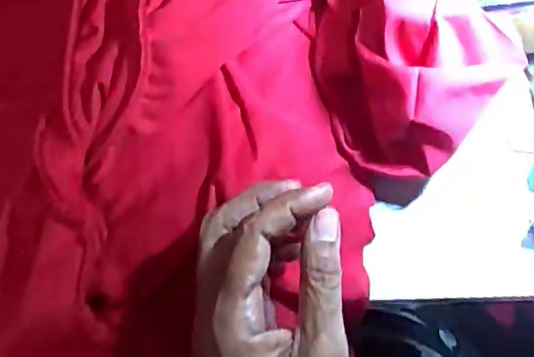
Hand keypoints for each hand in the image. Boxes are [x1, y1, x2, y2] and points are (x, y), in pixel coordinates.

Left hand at [194, 180, 347, 356]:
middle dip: (264, 200)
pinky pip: (231, 260)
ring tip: (303, 213)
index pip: (250, 234)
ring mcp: (210, 310)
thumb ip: (321, 282)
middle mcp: (207, 304)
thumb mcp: (320, 350)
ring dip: (260, 217)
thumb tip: (326, 216)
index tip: (326, 193)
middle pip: (223, 227)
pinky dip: (259, 240)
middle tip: (304, 192)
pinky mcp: (222, 317)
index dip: (289, 206)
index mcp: (227, 312)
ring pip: (223, 239)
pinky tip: (292, 246)